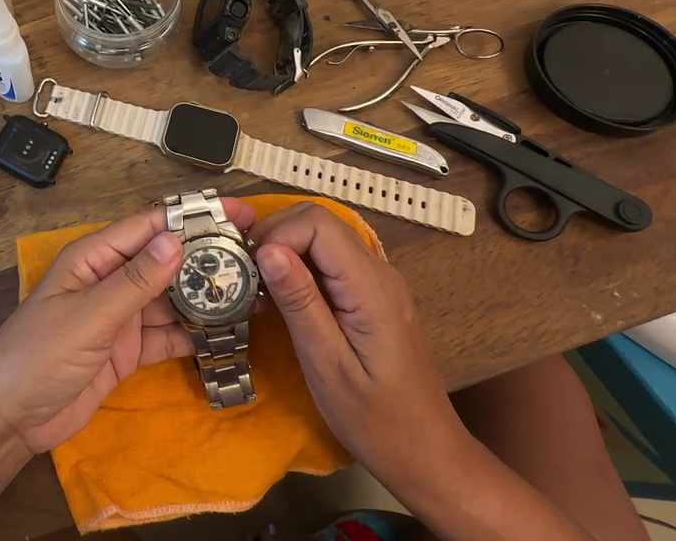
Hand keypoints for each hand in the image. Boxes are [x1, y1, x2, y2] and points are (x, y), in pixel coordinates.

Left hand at [0, 198, 254, 452]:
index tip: (235, 212)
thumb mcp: (88, 317)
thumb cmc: (37, 356)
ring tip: (252, 292)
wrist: (11, 417)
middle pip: (164, 261)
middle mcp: (109, 280)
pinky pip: (166, 334)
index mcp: (93, 258)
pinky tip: (227, 332)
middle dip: (206, 257)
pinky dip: (193, 333)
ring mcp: (119, 316)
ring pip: (170, 298)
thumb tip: (174, 240)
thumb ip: (133, 283)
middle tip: (256, 256)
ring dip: (205, 296)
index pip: (147, 227)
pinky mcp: (126, 350)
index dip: (191, 218)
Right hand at [249, 203, 469, 489]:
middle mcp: (379, 272)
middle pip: (318, 220)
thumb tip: (266, 250)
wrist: (428, 455)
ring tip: (258, 286)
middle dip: (274, 236)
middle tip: (246, 275)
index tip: (251, 269)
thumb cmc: (376, 420)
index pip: (318, 223)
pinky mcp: (370, 294)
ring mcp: (378, 281)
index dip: (277, 234)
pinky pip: (329, 258)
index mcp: (371, 288)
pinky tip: (281, 296)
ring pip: (321, 235)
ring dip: (283, 249)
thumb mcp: (327, 365)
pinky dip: (297, 264)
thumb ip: (299, 302)